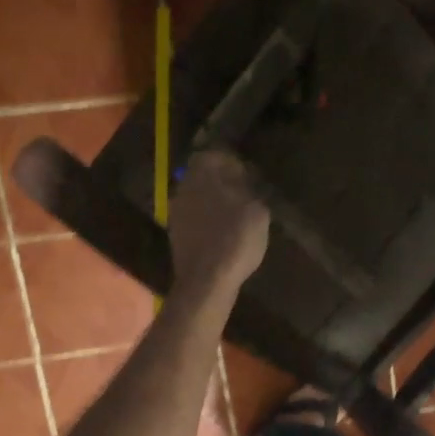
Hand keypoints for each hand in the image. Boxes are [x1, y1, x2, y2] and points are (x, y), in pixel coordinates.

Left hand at [167, 151, 269, 299]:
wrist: (206, 280)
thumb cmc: (235, 239)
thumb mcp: (258, 211)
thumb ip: (253, 192)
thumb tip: (248, 184)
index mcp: (202, 174)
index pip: (214, 155)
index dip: (231, 162)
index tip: (247, 174)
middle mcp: (184, 187)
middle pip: (203, 177)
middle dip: (222, 183)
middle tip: (244, 194)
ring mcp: (177, 213)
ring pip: (198, 199)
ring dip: (214, 204)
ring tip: (236, 217)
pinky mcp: (176, 236)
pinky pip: (195, 220)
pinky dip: (208, 223)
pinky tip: (223, 235)